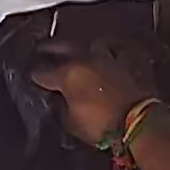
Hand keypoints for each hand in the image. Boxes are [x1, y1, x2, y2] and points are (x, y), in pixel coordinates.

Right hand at [30, 39, 155, 144]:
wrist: (139, 121)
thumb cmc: (101, 125)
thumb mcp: (71, 123)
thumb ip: (61, 107)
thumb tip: (57, 100)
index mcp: (67, 74)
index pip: (42, 72)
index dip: (34, 76)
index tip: (30, 78)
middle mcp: (85, 60)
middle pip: (63, 46)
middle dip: (50, 47)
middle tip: (41, 48)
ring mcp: (107, 58)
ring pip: (89, 44)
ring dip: (79, 45)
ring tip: (72, 48)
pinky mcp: (126, 63)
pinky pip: (114, 51)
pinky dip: (108, 50)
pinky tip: (105, 53)